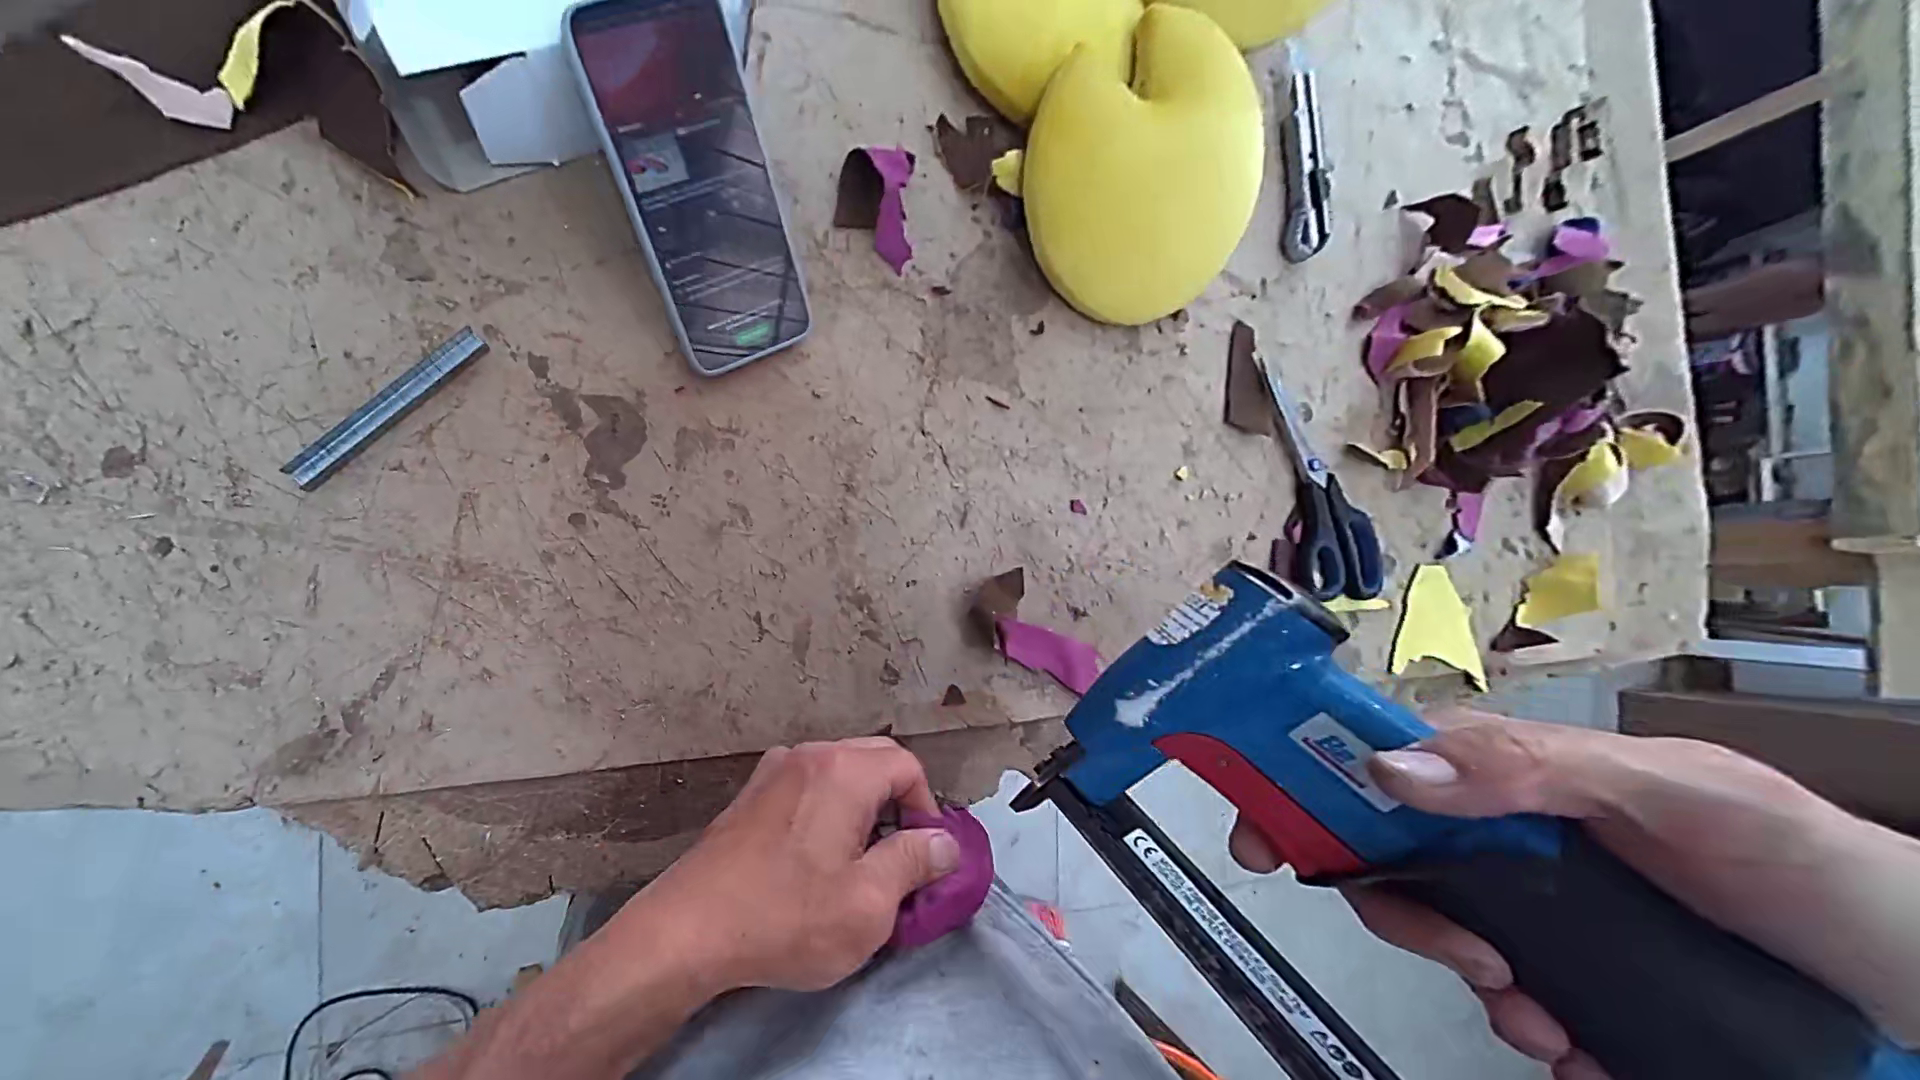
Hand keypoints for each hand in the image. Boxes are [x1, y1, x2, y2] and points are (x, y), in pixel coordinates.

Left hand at [629, 736, 962, 992]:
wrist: (685, 932)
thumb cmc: (785, 917)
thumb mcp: (868, 904)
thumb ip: (915, 863)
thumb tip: (944, 843)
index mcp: (844, 771)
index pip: (908, 768)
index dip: (926, 810)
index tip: (921, 857)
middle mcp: (811, 755)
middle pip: (877, 759)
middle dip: (899, 802)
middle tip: (896, 856)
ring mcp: (776, 768)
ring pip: (842, 769)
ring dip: (863, 803)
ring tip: (856, 856)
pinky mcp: (751, 791)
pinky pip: (808, 782)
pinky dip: (828, 804)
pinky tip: (813, 850)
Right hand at [1230, 709, 1919, 1074]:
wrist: (1918, 980)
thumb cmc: (1798, 863)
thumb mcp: (1672, 793)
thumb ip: (1531, 767)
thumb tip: (1387, 770)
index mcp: (1502, 768)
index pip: (1375, 756)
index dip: (1306, 784)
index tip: (1259, 835)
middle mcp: (1495, 821)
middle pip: (1387, 850)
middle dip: (1402, 910)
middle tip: (1468, 959)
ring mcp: (1524, 893)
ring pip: (1431, 921)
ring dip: (1460, 973)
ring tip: (1537, 1019)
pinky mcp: (1556, 958)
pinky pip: (1491, 983)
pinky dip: (1509, 1018)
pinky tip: (1563, 1042)